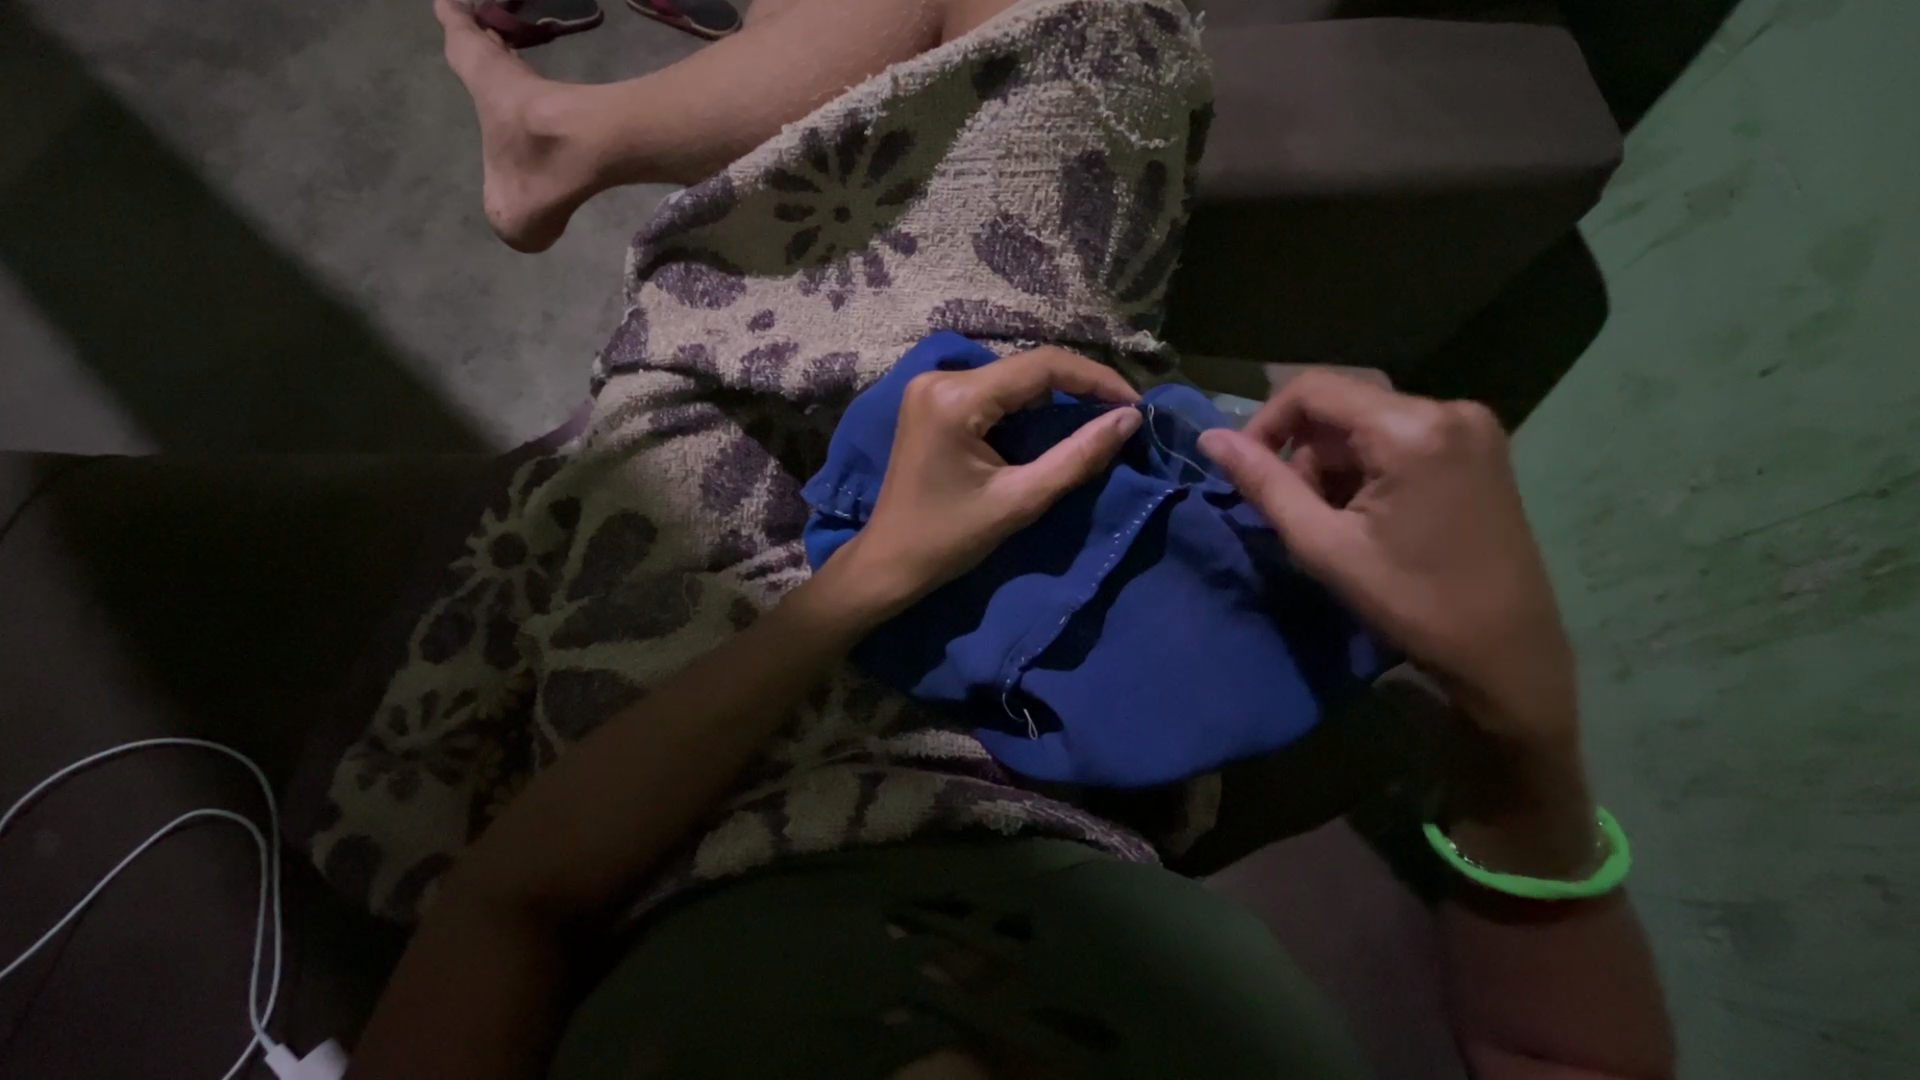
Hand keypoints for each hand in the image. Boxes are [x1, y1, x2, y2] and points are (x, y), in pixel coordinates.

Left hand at [827, 346, 1141, 618]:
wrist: (889, 561)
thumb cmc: (949, 539)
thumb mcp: (1020, 500)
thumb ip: (1077, 457)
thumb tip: (1129, 419)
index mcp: (955, 398)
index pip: (1042, 366)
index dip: (1096, 379)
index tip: (1134, 404)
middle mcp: (940, 378)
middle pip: (1027, 368)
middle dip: (1076, 389)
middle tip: (1118, 418)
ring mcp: (931, 387)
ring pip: (1012, 378)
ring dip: (1052, 399)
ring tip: (1091, 425)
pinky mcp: (932, 401)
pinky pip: (992, 391)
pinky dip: (1024, 408)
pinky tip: (1047, 430)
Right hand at [1197, 373, 1574, 746]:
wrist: (1507, 651)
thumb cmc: (1411, 603)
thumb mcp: (1323, 545)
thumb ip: (1264, 484)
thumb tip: (1210, 439)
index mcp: (1411, 428)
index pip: (1311, 389)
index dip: (1264, 424)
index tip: (1247, 472)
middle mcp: (1448, 408)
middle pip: (1340, 408)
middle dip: (1306, 456)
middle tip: (1302, 517)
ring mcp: (1470, 426)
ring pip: (1367, 425)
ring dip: (1336, 467)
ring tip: (1339, 526)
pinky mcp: (1479, 447)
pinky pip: (1399, 437)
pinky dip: (1369, 469)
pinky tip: (1372, 517)